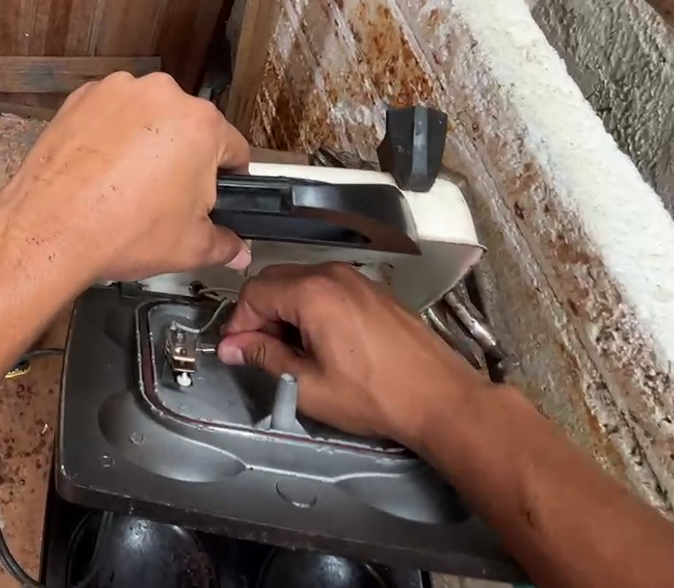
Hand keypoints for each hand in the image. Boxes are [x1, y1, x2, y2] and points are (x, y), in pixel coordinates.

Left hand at [0, 72, 251, 285]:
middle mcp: (162, 94)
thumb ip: (224, 243)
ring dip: (145, 140)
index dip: (228, 178)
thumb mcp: (190, 246)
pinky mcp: (82, 96)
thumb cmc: (123, 231)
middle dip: (182, 157)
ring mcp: (118, 90)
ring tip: (127, 183)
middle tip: (165, 195)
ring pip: (147, 116)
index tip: (214, 195)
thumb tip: (237, 249)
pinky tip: (100, 168)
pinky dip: (109, 133)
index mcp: (201, 124)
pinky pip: (109, 113)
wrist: (51, 226)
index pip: (232, 149)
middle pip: (187, 127)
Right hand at [217, 263, 485, 449]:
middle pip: (273, 280)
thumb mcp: (309, 386)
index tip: (238, 351)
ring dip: (284, 309)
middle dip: (260, 313)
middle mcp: (330, 273)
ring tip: (293, 349)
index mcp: (311, 292)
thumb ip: (264, 359)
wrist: (444, 400)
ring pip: (299, 280)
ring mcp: (354, 276)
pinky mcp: (372, 287)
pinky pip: (325, 285)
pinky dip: (310, 305)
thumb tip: (229, 347)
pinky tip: (322, 339)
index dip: (239, 323)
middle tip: (263, 351)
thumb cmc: (374, 397)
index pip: (253, 293)